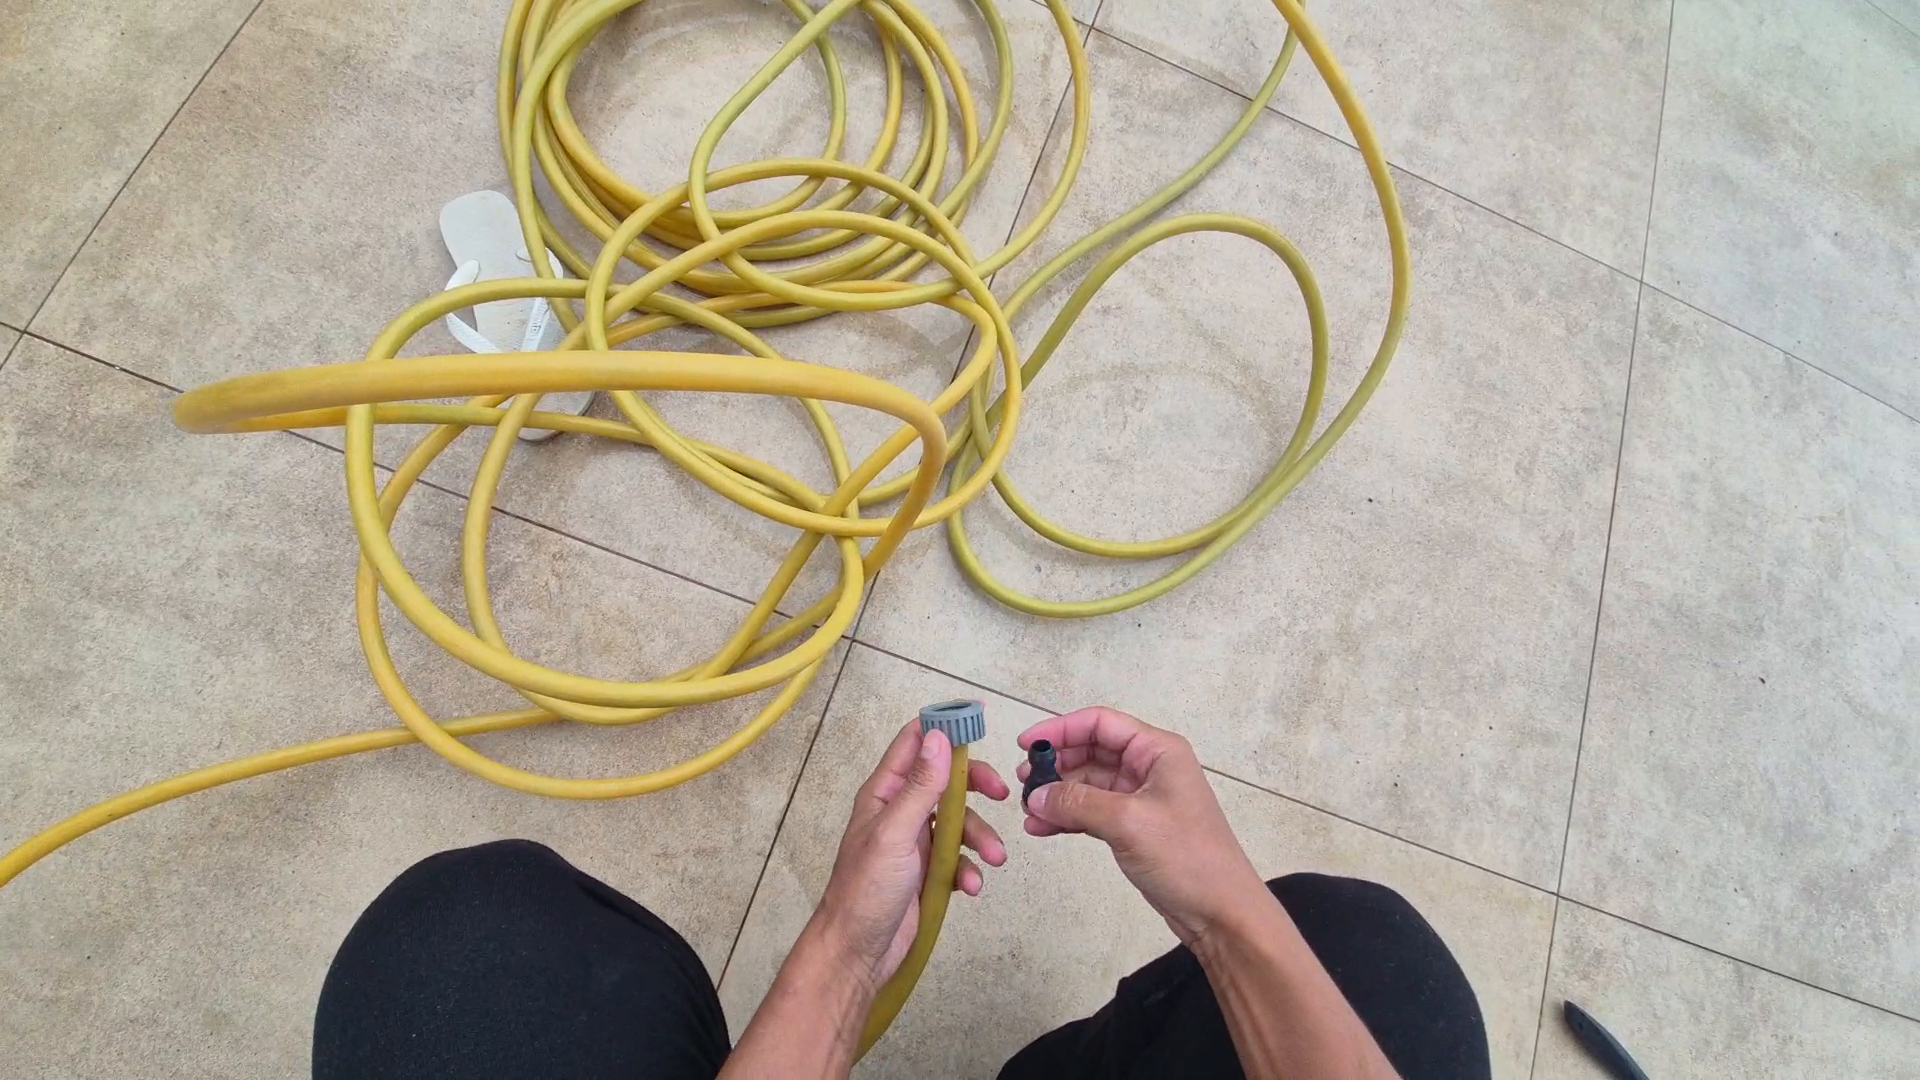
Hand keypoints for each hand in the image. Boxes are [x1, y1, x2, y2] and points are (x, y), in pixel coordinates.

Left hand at [814, 721, 1009, 988]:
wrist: (858, 955)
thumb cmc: (866, 889)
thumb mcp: (895, 832)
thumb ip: (919, 786)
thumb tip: (940, 737)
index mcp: (886, 791)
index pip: (915, 742)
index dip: (945, 726)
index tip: (978, 717)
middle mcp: (902, 808)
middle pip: (947, 779)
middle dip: (976, 785)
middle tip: (1001, 793)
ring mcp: (916, 839)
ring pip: (959, 820)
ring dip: (980, 836)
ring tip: (994, 859)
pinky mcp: (929, 870)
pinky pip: (959, 857)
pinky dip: (970, 868)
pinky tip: (971, 887)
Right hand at [1018, 706, 1267, 944]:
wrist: (1223, 916)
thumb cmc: (1185, 857)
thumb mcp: (1128, 822)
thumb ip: (1077, 803)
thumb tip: (1034, 796)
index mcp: (1156, 750)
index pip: (1099, 723)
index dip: (1060, 729)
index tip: (1026, 744)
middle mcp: (1148, 766)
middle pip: (1090, 750)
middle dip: (1056, 764)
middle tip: (1022, 781)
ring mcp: (1140, 797)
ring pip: (1087, 782)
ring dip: (1057, 794)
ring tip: (1027, 809)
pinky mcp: (1133, 826)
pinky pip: (1091, 810)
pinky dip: (1066, 817)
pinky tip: (1041, 828)